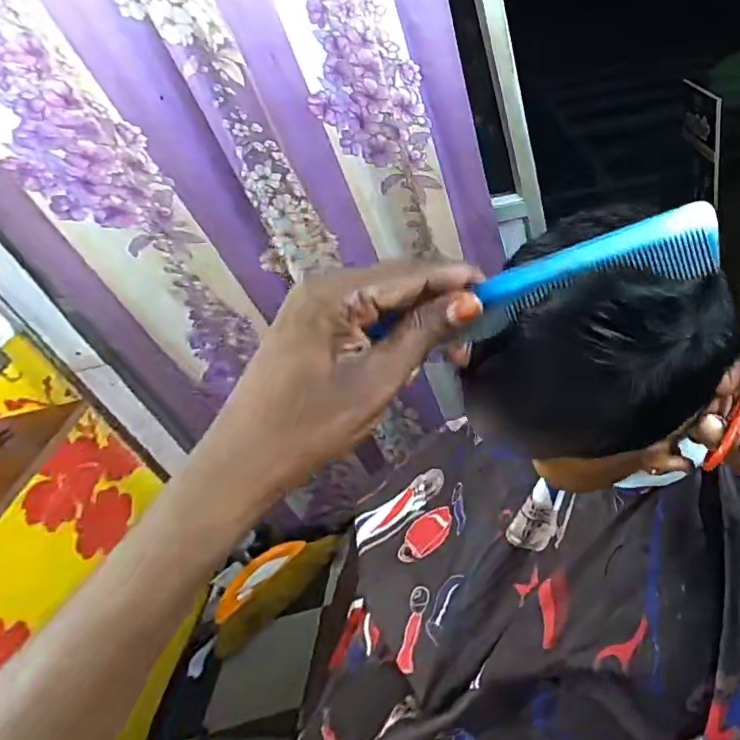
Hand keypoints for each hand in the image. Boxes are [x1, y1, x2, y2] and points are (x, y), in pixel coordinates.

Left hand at [205, 261, 481, 494]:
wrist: (241, 466)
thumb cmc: (310, 427)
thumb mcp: (378, 379)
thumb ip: (425, 332)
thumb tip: (472, 300)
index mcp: (336, 292)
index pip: (412, 273)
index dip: (457, 279)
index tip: (498, 293)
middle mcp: (326, 285)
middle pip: (400, 281)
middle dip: (443, 301)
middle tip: (478, 332)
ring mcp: (317, 304)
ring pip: (386, 298)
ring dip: (422, 318)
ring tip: (453, 350)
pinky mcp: (314, 324)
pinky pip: (367, 314)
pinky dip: (396, 329)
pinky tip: (414, 350)